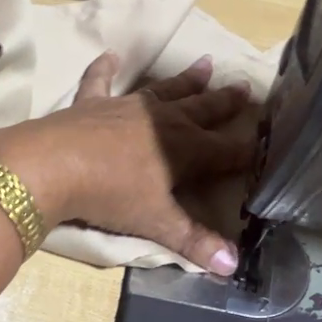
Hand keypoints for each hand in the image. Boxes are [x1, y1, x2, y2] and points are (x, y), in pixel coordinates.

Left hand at [0, 51, 256, 274]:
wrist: (54, 166)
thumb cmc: (112, 196)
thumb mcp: (157, 223)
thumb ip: (194, 242)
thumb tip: (233, 265)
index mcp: (184, 149)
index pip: (225, 151)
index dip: (247, 151)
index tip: (268, 143)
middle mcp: (162, 120)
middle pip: (201, 110)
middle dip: (224, 103)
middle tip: (245, 88)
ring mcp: (126, 107)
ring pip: (163, 90)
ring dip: (185, 80)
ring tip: (205, 64)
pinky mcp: (91, 104)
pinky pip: (100, 81)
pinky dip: (105, 69)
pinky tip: (111, 56)